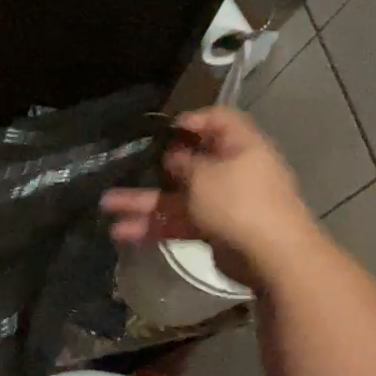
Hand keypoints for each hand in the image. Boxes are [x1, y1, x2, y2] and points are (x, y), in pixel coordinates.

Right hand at [101, 107, 320, 283]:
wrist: (269, 254)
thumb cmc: (239, 202)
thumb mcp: (205, 174)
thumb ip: (183, 162)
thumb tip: (172, 156)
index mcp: (240, 147)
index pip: (219, 121)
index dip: (192, 121)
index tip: (162, 130)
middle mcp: (231, 171)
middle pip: (189, 163)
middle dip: (154, 167)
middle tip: (124, 167)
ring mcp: (220, 202)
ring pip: (176, 197)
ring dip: (142, 202)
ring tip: (106, 206)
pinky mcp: (210, 229)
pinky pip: (177, 223)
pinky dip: (152, 227)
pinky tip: (122, 232)